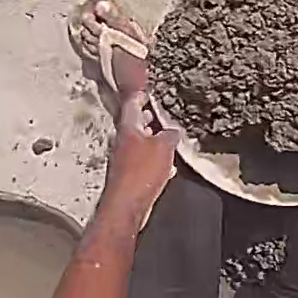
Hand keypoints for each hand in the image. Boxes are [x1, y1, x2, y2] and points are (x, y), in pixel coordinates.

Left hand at [101, 91, 182, 224]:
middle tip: (157, 111)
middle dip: (146, 118)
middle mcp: (122, 142)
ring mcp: (123, 160)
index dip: (140, 97)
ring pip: (138, 143)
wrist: (126, 205)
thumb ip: (171, 135)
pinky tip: (164, 164)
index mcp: (128, 129)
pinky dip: (152, 158)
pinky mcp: (128, 176)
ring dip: (150, 138)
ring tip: (164, 135)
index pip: (132, 105)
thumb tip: (174, 130)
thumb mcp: (164, 147)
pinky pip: (141, 161)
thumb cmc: (142, 172)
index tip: (146, 92)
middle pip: (134, 124)